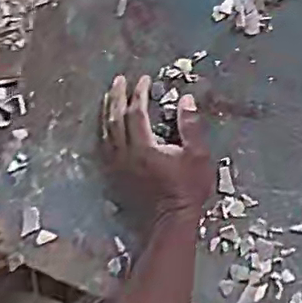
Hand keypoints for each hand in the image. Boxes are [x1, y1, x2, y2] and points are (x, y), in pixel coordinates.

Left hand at [100, 74, 212, 219]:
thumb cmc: (186, 189)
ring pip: (106, 132)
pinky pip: (104, 146)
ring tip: (110, 97)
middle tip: (120, 80)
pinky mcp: (115, 177)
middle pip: (115, 119)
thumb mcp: (197, 156)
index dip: (139, 94)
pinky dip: (105, 130)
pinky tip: (107, 126)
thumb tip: (186, 99)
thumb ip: (190, 126)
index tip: (144, 79)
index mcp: (143, 147)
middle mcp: (124, 155)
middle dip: (117, 97)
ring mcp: (116, 167)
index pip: (136, 112)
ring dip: (108, 111)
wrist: (170, 223)